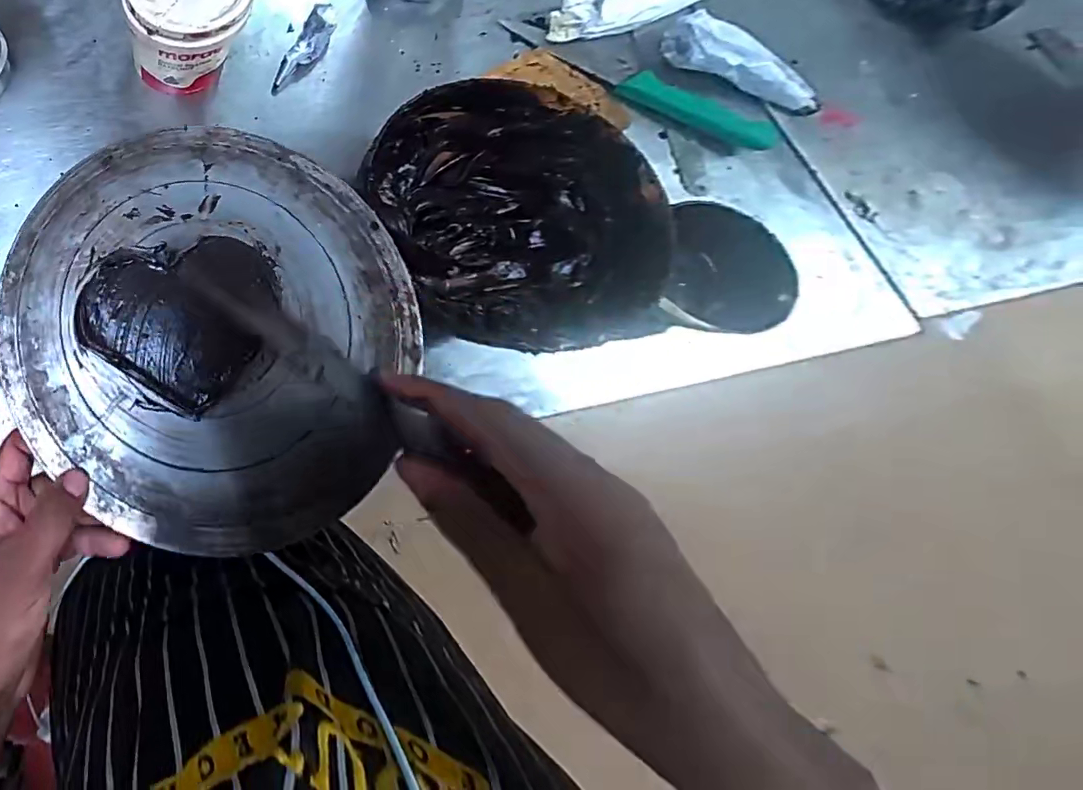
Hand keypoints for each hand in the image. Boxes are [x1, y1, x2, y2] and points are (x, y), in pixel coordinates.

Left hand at [0, 432, 130, 705]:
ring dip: (90, 512)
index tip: (76, 419)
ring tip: (124, 512)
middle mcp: (8, 515)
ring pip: (62, 509)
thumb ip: (54, 514)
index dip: (42, 431)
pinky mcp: (39, 561)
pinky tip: (116, 544)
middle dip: (78, 476)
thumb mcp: (26, 559)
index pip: (15, 450)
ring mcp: (25, 539)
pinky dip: (90, 539)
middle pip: (46, 478)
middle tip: (113, 467)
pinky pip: (68, 538)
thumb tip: (78, 474)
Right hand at [383, 375, 874, 789]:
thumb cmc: (617, 669)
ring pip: (528, 444)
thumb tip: (410, 463)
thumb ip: (469, 523)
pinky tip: (473, 487)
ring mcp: (610, 497)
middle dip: (447, 408)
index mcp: (576, 494)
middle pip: (511, 423)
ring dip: (472, 435)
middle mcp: (596, 480)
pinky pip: (544, 470)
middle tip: (389, 416)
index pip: (492, 421)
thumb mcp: (526, 598)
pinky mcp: (615, 517)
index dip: (433, 395)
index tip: (382, 381)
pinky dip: (499, 463)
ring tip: (418, 449)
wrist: (725, 727)